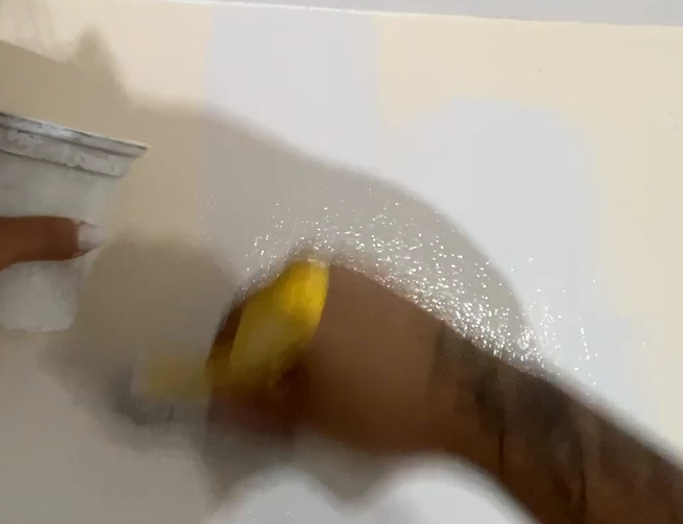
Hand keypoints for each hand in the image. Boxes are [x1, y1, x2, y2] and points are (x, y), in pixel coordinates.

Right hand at [211, 265, 453, 454]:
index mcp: (291, 293)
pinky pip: (331, 294)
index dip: (228, 353)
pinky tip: (338, 354)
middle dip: (259, 338)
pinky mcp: (378, 276)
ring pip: (299, 296)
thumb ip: (254, 403)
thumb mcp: (310, 414)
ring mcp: (350, 267)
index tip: (230, 382)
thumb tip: (217, 398)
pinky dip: (321, 320)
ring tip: (303, 370)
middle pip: (267, 301)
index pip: (236, 318)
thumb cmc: (381, 402)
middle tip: (267, 380)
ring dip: (290, 328)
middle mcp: (315, 268)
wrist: (465, 389)